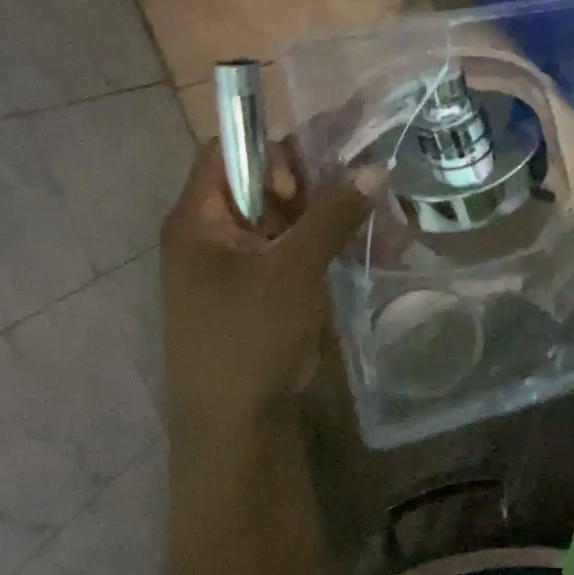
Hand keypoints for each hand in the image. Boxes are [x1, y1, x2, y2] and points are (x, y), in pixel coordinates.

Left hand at [159, 142, 381, 428]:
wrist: (235, 423)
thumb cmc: (250, 335)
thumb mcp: (294, 268)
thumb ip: (333, 213)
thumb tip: (376, 167)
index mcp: (198, 220)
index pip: (226, 152)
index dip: (270, 152)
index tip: (309, 180)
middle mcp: (210, 234)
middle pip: (260, 182)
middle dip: (312, 183)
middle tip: (353, 197)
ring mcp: (233, 263)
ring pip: (284, 217)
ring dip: (326, 215)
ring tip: (373, 220)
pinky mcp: (257, 288)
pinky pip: (292, 248)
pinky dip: (324, 243)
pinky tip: (365, 248)